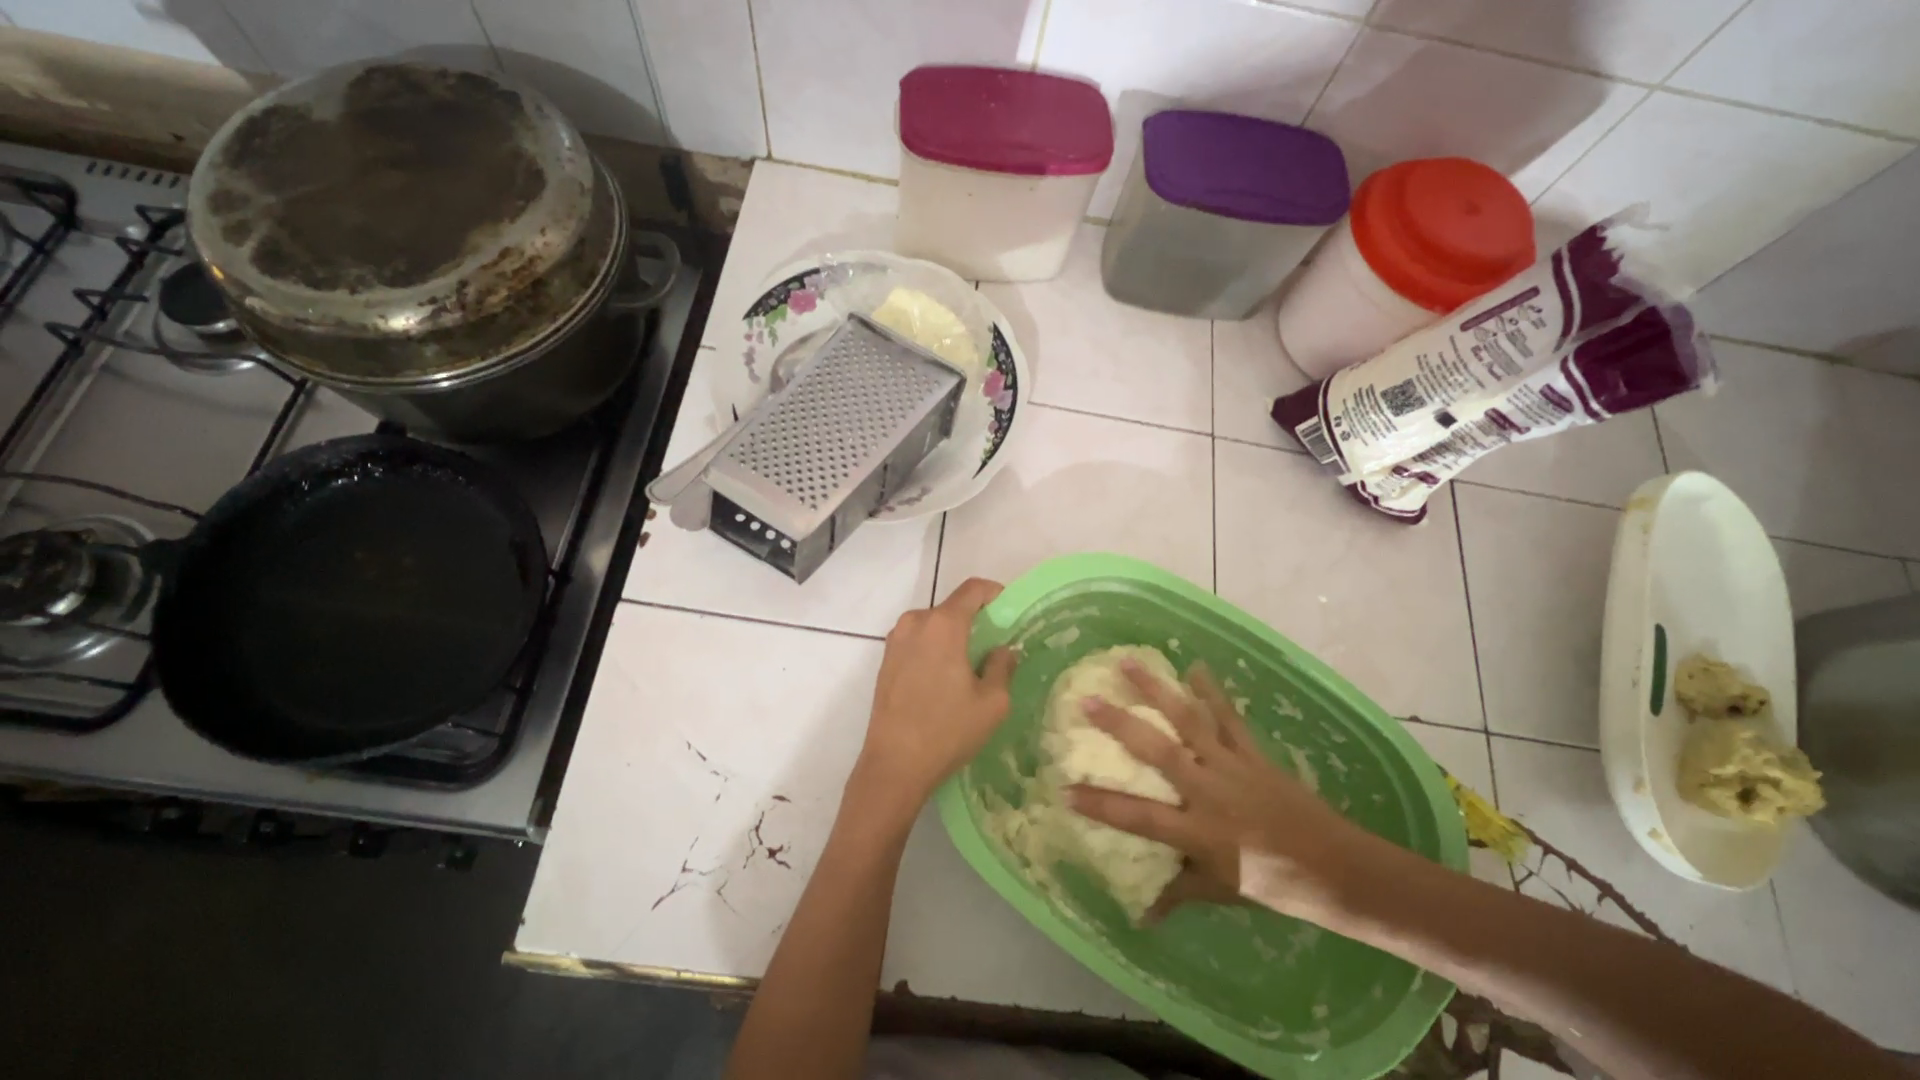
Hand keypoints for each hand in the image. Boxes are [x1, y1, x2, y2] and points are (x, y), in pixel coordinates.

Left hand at [848, 578, 1017, 825]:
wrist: (894, 764)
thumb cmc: (948, 730)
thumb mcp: (992, 703)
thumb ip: (1002, 666)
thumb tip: (1002, 650)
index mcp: (943, 625)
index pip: (973, 589)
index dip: (995, 594)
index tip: (1010, 612)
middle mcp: (915, 623)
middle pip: (951, 607)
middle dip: (975, 620)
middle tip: (994, 647)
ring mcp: (895, 641)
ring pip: (933, 626)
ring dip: (953, 637)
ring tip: (969, 667)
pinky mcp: (885, 661)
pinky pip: (918, 642)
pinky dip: (934, 649)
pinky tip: (944, 680)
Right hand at [1067, 660, 1375, 921]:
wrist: (1334, 866)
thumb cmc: (1272, 885)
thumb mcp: (1219, 891)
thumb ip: (1177, 893)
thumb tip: (1140, 917)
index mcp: (1196, 831)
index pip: (1138, 816)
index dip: (1101, 804)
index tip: (1065, 789)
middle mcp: (1208, 791)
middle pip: (1157, 752)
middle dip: (1120, 726)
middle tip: (1087, 700)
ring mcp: (1231, 767)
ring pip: (1188, 723)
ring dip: (1157, 691)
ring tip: (1130, 663)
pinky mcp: (1253, 754)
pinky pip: (1228, 719)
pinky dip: (1211, 693)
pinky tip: (1194, 668)